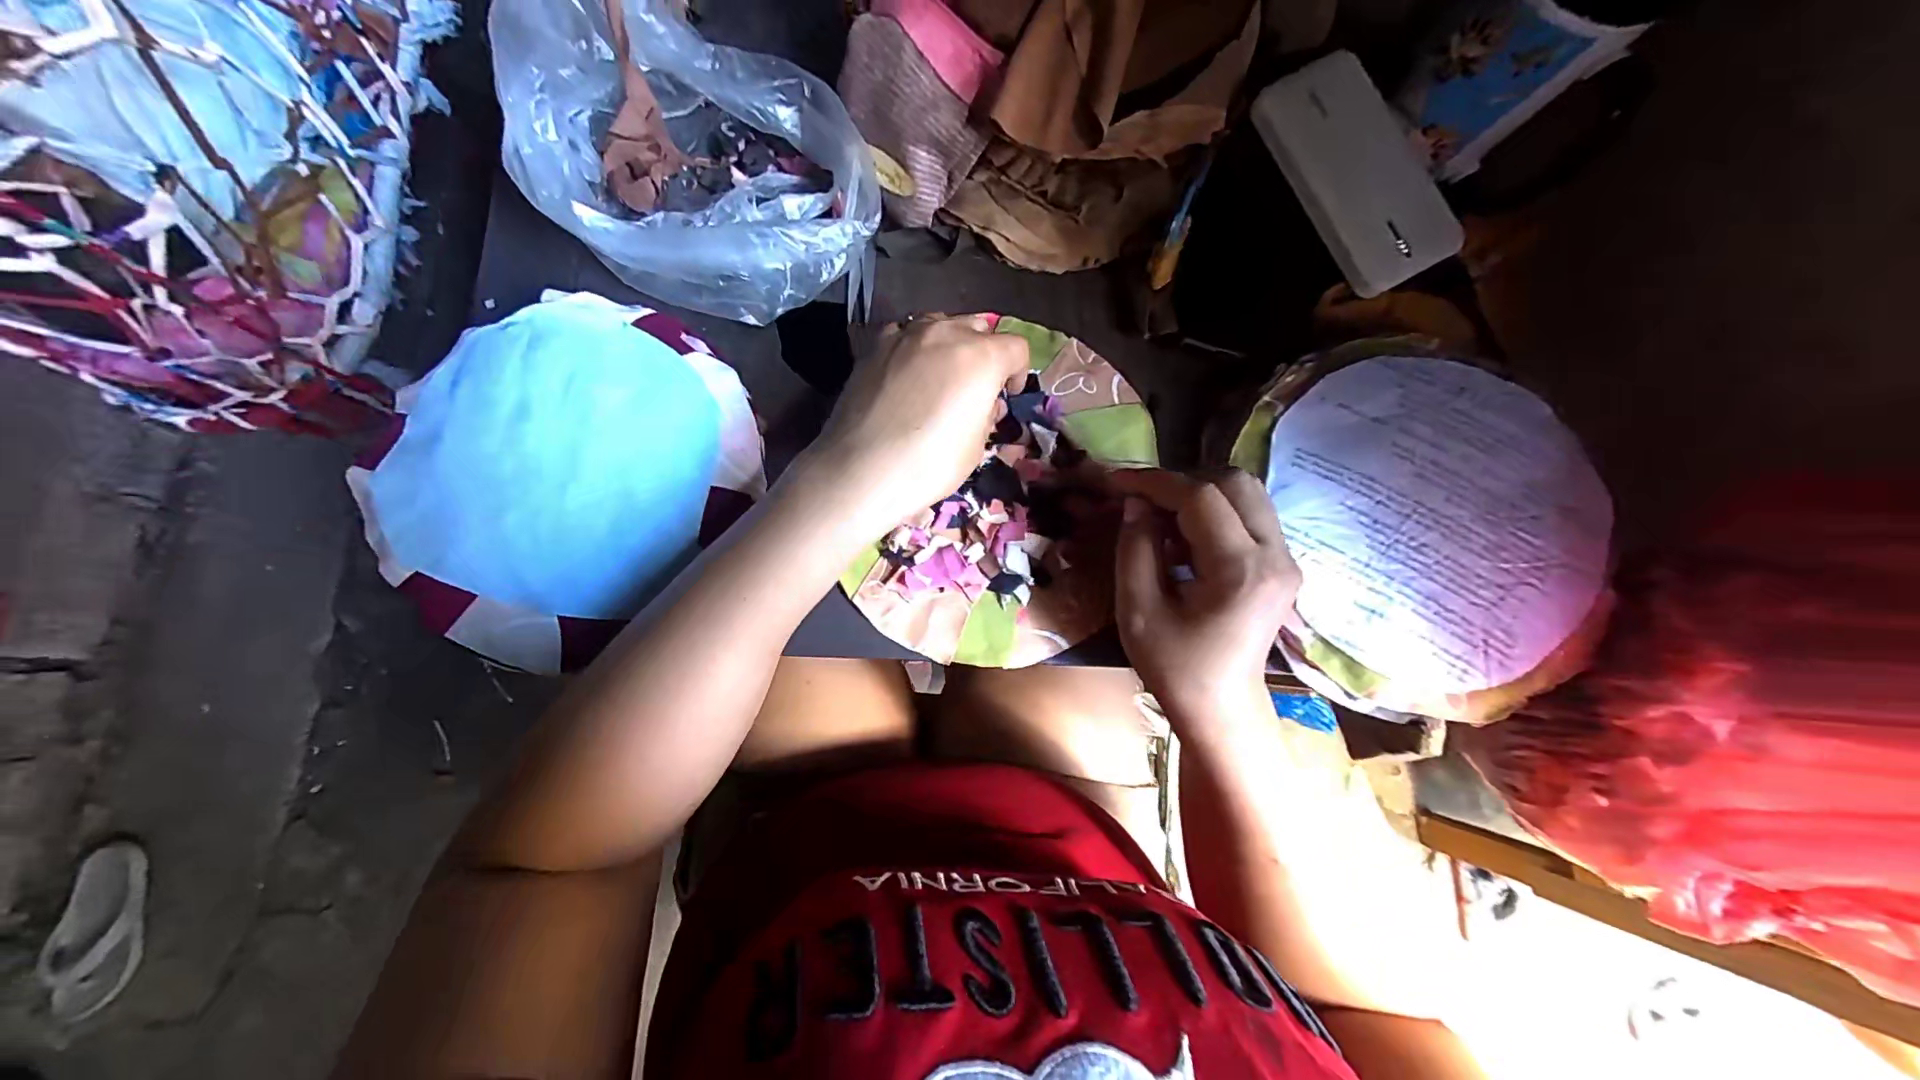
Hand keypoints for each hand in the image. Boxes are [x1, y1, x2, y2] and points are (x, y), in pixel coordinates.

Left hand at [793, 314, 1028, 539]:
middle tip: (976, 387)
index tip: (1007, 396)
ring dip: (948, 345)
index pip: (1015, 347)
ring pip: (939, 325)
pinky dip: (912, 349)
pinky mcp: (874, 346)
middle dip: (984, 353)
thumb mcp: (975, 448)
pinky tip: (905, 375)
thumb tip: (983, 403)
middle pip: (978, 328)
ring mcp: (905, 335)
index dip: (1017, 372)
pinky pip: (903, 336)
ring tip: (940, 377)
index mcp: (981, 357)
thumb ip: (985, 414)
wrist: (860, 470)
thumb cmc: (928, 465)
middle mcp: (945, 334)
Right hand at [1112, 468, 1301, 727]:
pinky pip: (1250, 515)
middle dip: (1181, 482)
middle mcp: (1275, 556)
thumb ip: (1135, 548)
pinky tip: (1185, 538)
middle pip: (1233, 482)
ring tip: (1162, 519)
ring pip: (1246, 493)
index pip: (1200, 498)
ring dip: (1199, 494)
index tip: (1118, 482)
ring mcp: (1286, 559)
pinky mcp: (1282, 564)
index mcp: (1240, 570)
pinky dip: (1214, 512)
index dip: (1155, 482)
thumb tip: (1137, 502)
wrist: (1221, 706)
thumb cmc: (1174, 666)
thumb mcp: (1138, 609)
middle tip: (1143, 501)